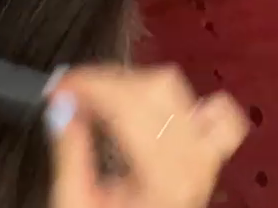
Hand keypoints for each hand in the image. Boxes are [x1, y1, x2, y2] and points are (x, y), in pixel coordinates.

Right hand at [46, 66, 248, 207]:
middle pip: (151, 90)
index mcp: (163, 184)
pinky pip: (217, 113)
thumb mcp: (76, 207)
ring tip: (102, 96)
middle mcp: (192, 168)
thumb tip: (61, 106)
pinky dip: (183, 99)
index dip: (90, 85)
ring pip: (175, 88)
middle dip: (106, 82)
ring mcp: (205, 162)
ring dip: (132, 83)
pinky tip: (151, 103)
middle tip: (73, 91)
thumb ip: (70, 155)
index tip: (61, 86)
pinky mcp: (206, 161)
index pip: (128, 106)